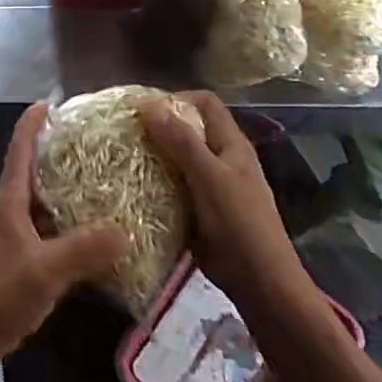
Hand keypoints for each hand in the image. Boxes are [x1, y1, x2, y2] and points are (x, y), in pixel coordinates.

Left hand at [0, 104, 128, 367]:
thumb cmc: (1, 294)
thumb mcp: (46, 271)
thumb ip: (84, 250)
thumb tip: (128, 228)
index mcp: (9, 201)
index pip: (19, 149)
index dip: (32, 123)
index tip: (51, 101)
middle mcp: (9, 209)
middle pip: (31, 169)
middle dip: (56, 151)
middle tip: (92, 140)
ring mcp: (13, 233)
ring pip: (41, 198)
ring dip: (64, 186)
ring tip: (100, 177)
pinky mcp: (20, 255)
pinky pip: (47, 225)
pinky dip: (67, 218)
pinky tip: (92, 227)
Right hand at [139, 91, 313, 304]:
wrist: (259, 283)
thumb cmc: (240, 225)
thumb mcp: (210, 178)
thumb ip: (182, 142)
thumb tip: (148, 105)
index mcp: (230, 144)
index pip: (204, 102)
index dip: (176, 98)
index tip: (143, 110)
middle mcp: (220, 157)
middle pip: (187, 127)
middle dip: (157, 126)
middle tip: (125, 133)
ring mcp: (210, 183)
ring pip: (177, 156)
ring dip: (152, 154)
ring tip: (122, 157)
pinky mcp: (198, 207)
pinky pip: (172, 183)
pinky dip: (154, 180)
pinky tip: (132, 186)